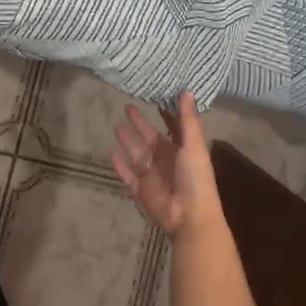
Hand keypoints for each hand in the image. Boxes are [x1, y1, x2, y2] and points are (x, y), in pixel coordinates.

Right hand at [112, 90, 222, 237]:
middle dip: (140, 124)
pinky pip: (129, 176)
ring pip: (137, 154)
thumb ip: (188, 119)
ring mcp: (153, 176)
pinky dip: (121, 166)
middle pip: (150, 138)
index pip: (172, 127)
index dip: (165, 113)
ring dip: (128, 141)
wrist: (189, 216)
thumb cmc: (194, 177)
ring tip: (116, 126)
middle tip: (127, 106)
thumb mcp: (193, 144)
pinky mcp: (142, 191)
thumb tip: (187, 89)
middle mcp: (166, 160)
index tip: (155, 96)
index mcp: (181, 149)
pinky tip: (111, 154)